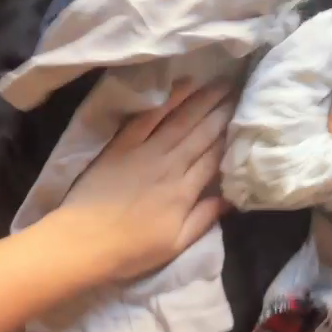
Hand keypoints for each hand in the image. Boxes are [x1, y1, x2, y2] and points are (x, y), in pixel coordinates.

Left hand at [53, 81, 233, 281]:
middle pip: (203, 132)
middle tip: (243, 90)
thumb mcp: (175, 244)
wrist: (83, 242)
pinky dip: (167, 100)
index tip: (248, 117)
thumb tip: (232, 196)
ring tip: (222, 82)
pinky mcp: (121, 145)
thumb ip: (205, 218)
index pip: (216, 156)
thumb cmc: (130, 250)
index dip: (233, 136)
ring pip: (181, 119)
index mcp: (184, 191)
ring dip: (203, 99)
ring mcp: (144, 151)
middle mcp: (169, 165)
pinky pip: (148, 116)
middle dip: (224, 110)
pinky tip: (184, 85)